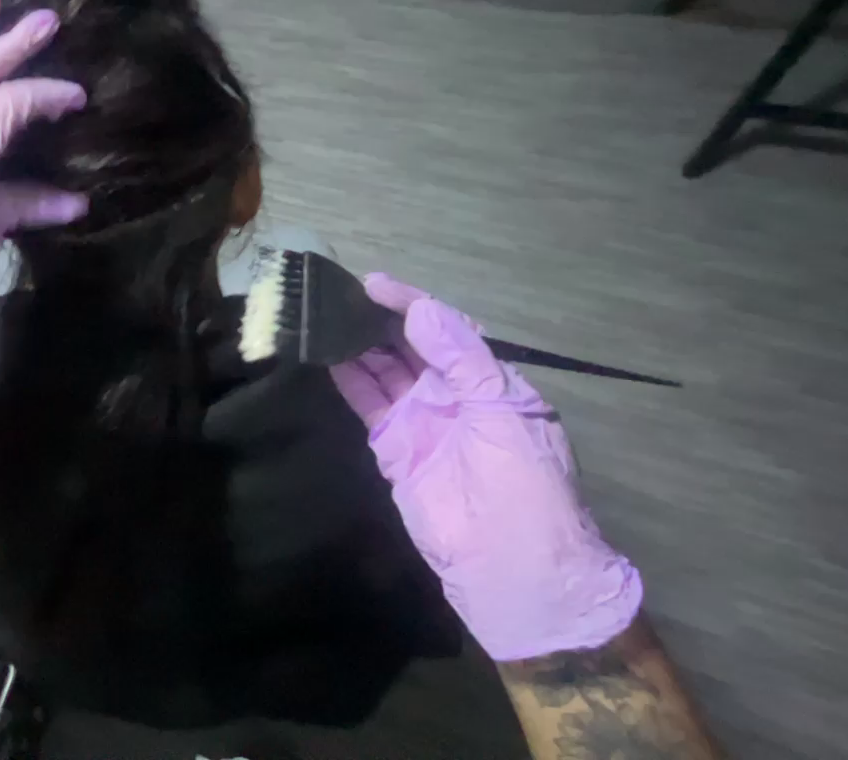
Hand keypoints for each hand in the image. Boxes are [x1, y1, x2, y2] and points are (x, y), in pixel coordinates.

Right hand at [328, 274, 642, 661]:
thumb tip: (421, 310)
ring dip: (356, 341)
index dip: (412, 304)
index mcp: (489, 382)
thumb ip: (462, 360)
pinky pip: (363, 398)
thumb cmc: (524, 485)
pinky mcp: (388, 441)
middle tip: (338, 293)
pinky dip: (344, 375)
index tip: (373, 284)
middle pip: (408, 344)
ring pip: (381, 366)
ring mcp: (417, 416)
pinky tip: (324, 353)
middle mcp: (451, 392)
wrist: (510, 564)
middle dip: (378, 317)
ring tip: (324, 314)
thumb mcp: (506, 413)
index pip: (446, 329)